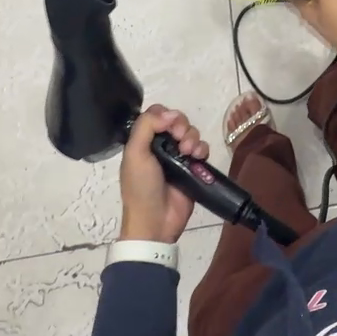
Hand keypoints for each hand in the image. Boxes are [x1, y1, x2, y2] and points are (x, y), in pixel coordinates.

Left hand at [119, 104, 207, 242]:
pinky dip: (202, 148)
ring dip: (192, 137)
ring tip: (189, 152)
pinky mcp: (192, 168)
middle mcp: (161, 146)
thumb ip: (146, 126)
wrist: (155, 222)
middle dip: (182, 126)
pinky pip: (201, 149)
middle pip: (177, 121)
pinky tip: (197, 157)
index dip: (166, 115)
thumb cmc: (141, 187)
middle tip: (180, 139)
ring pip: (190, 133)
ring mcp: (178, 157)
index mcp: (143, 141)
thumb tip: (170, 113)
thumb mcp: (135, 154)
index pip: (157, 114)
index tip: (169, 126)